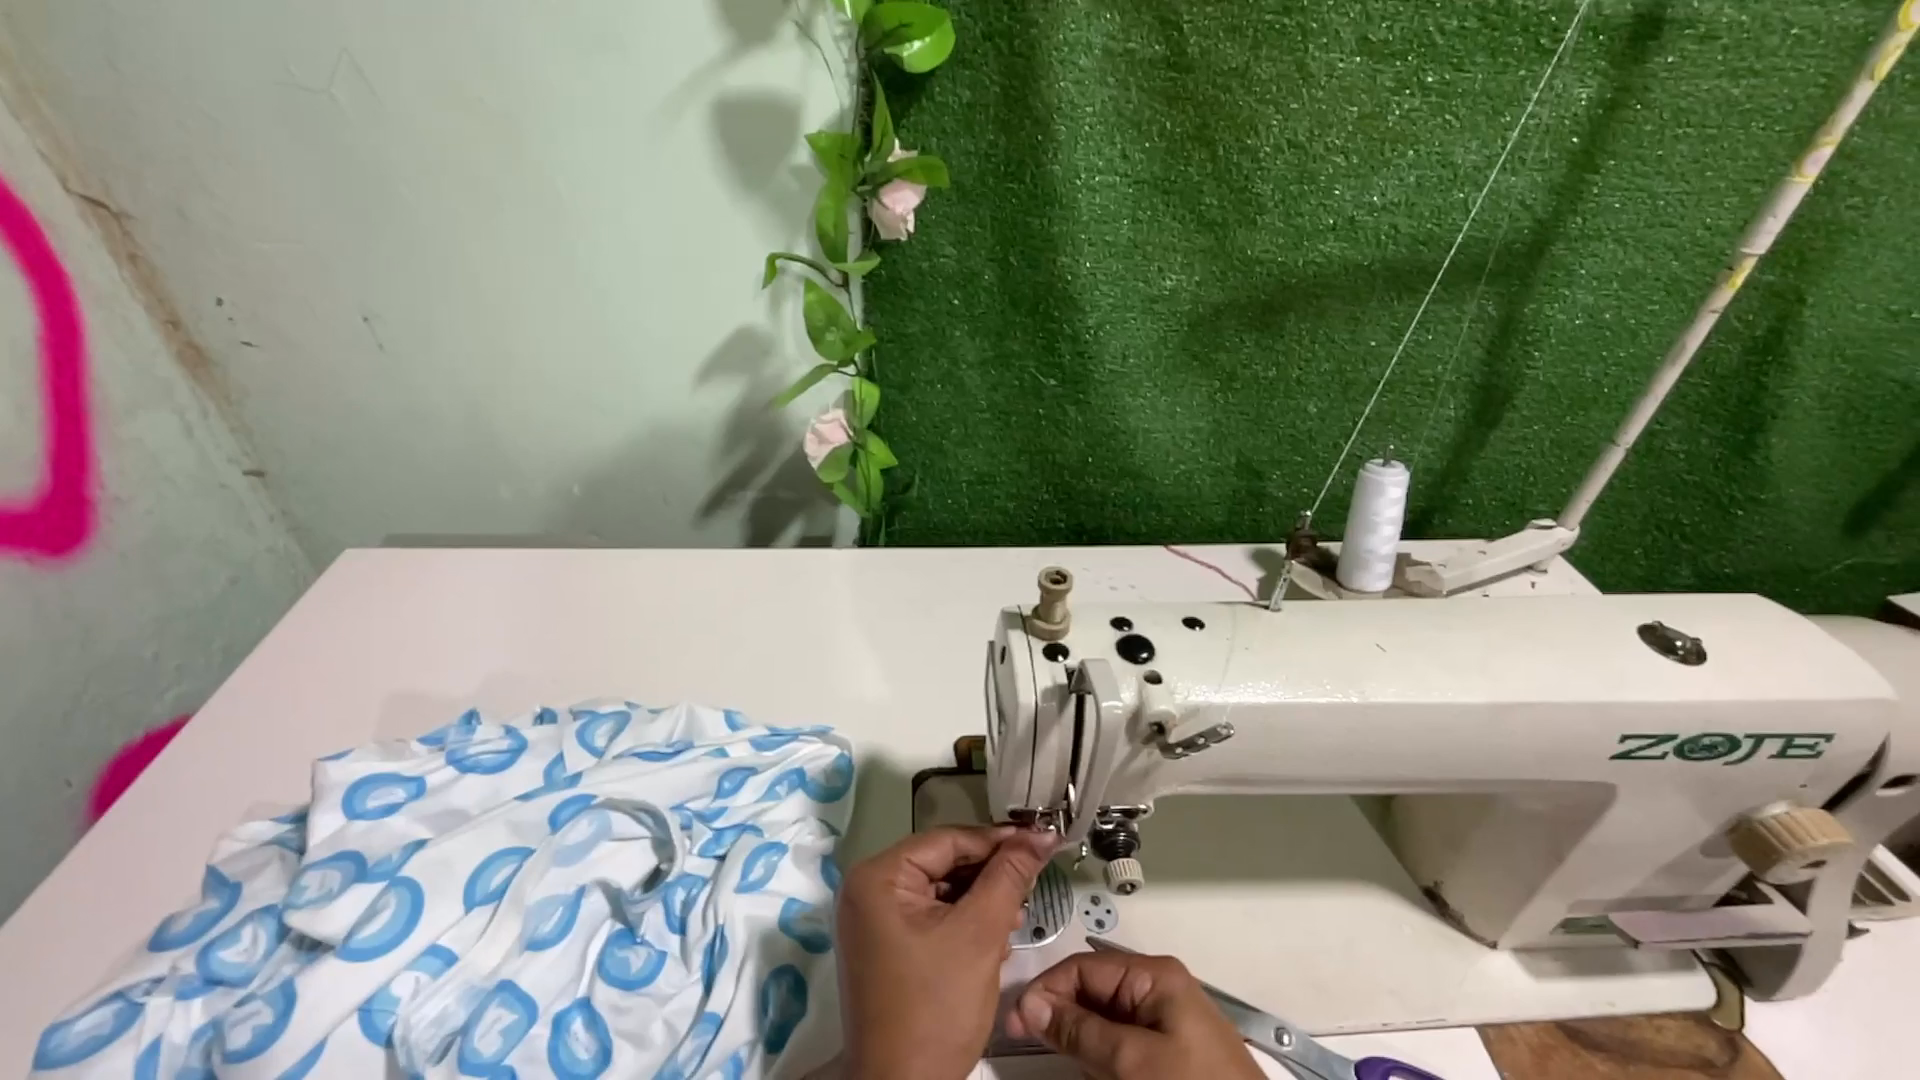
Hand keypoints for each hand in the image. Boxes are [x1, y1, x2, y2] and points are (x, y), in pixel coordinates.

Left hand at [836, 825, 1056, 1079]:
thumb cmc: (936, 1008)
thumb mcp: (980, 933)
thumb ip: (1009, 877)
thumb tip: (1039, 837)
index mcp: (878, 878)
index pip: (947, 840)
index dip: (997, 839)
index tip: (1040, 840)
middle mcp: (867, 891)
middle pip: (943, 863)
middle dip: (990, 874)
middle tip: (1033, 878)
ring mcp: (873, 921)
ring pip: (940, 890)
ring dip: (981, 899)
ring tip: (1016, 912)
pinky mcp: (885, 946)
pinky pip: (931, 916)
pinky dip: (964, 921)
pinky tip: (995, 934)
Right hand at [1005, 951, 1264, 1079]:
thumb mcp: (1132, 1061)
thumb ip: (1079, 1029)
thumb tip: (1030, 1003)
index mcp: (1154, 975)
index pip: (1083, 967)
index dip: (1046, 990)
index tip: (1014, 1021)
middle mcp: (1157, 989)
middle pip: (1091, 991)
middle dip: (1060, 1015)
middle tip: (1026, 1042)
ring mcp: (1163, 1022)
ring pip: (1101, 1020)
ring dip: (1078, 1039)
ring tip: (1061, 1060)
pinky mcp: (1167, 1053)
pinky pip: (1119, 1044)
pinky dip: (1100, 1058)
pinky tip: (1091, 1073)